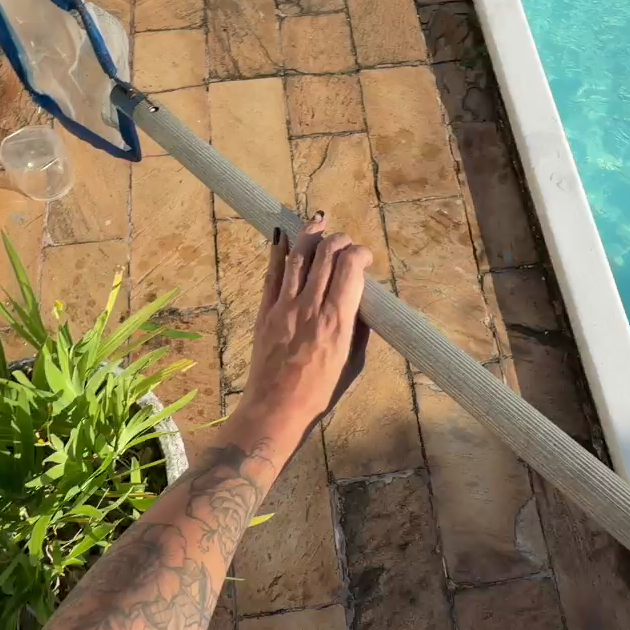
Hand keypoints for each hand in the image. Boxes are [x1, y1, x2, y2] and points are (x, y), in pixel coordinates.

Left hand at [235, 214, 372, 439]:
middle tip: (345, 240)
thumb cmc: (319, 392)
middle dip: (339, 239)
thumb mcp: (352, 363)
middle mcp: (311, 307)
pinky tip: (282, 235)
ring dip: (310, 235)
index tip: (364, 256)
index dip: (360, 253)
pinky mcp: (265, 311)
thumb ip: (358, 328)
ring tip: (318, 221)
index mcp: (337, 320)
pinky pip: (272, 273)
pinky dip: (277, 251)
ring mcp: (284, 307)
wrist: (277, 409)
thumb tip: (360, 302)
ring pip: (298, 257)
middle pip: (326, 255)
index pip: (350, 267)